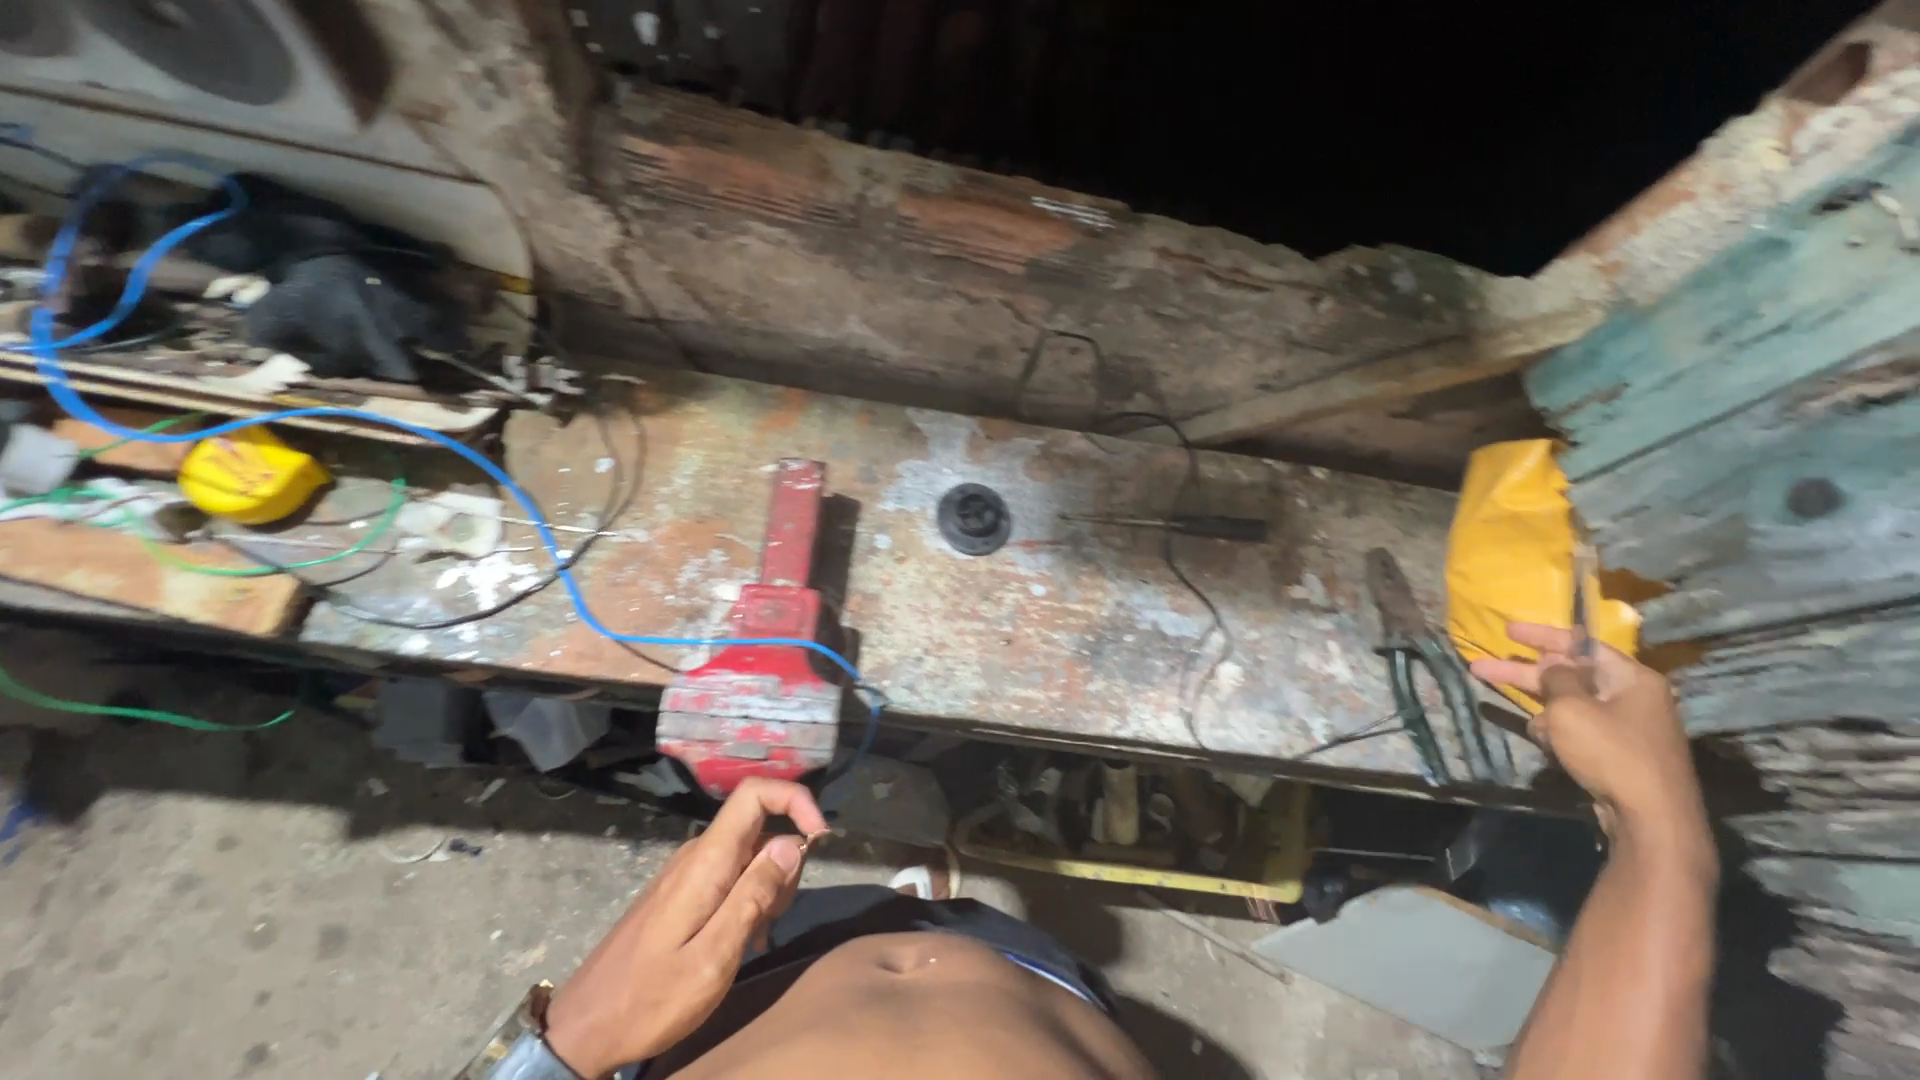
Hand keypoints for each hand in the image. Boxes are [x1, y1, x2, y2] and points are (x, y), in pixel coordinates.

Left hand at [543, 778, 826, 1077]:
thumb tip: (792, 843)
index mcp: (707, 861)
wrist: (584, 1029)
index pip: (754, 793)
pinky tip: (740, 940)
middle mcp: (698, 854)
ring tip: (753, 938)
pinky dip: (749, 899)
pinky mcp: (683, 891)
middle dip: (786, 863)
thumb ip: (754, 896)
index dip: (795, 799)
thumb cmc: (650, 999)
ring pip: (751, 853)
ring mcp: (689, 872)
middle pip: (761, 826)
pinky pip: (732, 875)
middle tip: (773, 919)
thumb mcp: (713, 958)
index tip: (819, 839)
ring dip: (768, 888)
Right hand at [1470, 622, 1709, 857]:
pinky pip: (1577, 729)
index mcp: (1631, 678)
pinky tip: (1550, 748)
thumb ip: (1556, 679)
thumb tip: (1554, 665)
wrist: (1651, 817)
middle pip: (1568, 675)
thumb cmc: (1610, 752)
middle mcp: (1633, 696)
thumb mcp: (1571, 708)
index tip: (1507, 630)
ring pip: (1569, 706)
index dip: (1541, 636)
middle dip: (1524, 674)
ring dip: (1545, 715)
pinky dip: (1559, 734)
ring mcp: (1626, 725)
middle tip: (1481, 668)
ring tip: (1538, 734)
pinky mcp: (1617, 751)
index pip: (1581, 644)